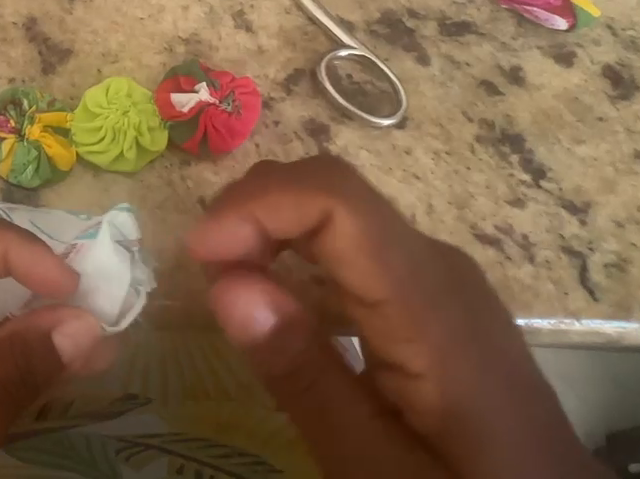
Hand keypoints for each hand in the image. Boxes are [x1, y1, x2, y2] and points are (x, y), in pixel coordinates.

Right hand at [190, 156, 605, 478]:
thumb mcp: (380, 470)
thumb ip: (304, 377)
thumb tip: (224, 284)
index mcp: (431, 306)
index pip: (335, 199)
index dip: (255, 205)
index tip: (200, 256)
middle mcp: (437, 266)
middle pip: (330, 189)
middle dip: (250, 210)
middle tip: (207, 273)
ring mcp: (438, 274)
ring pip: (335, 205)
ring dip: (266, 225)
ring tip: (229, 284)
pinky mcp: (430, 291)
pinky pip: (349, 238)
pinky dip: (294, 246)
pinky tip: (276, 297)